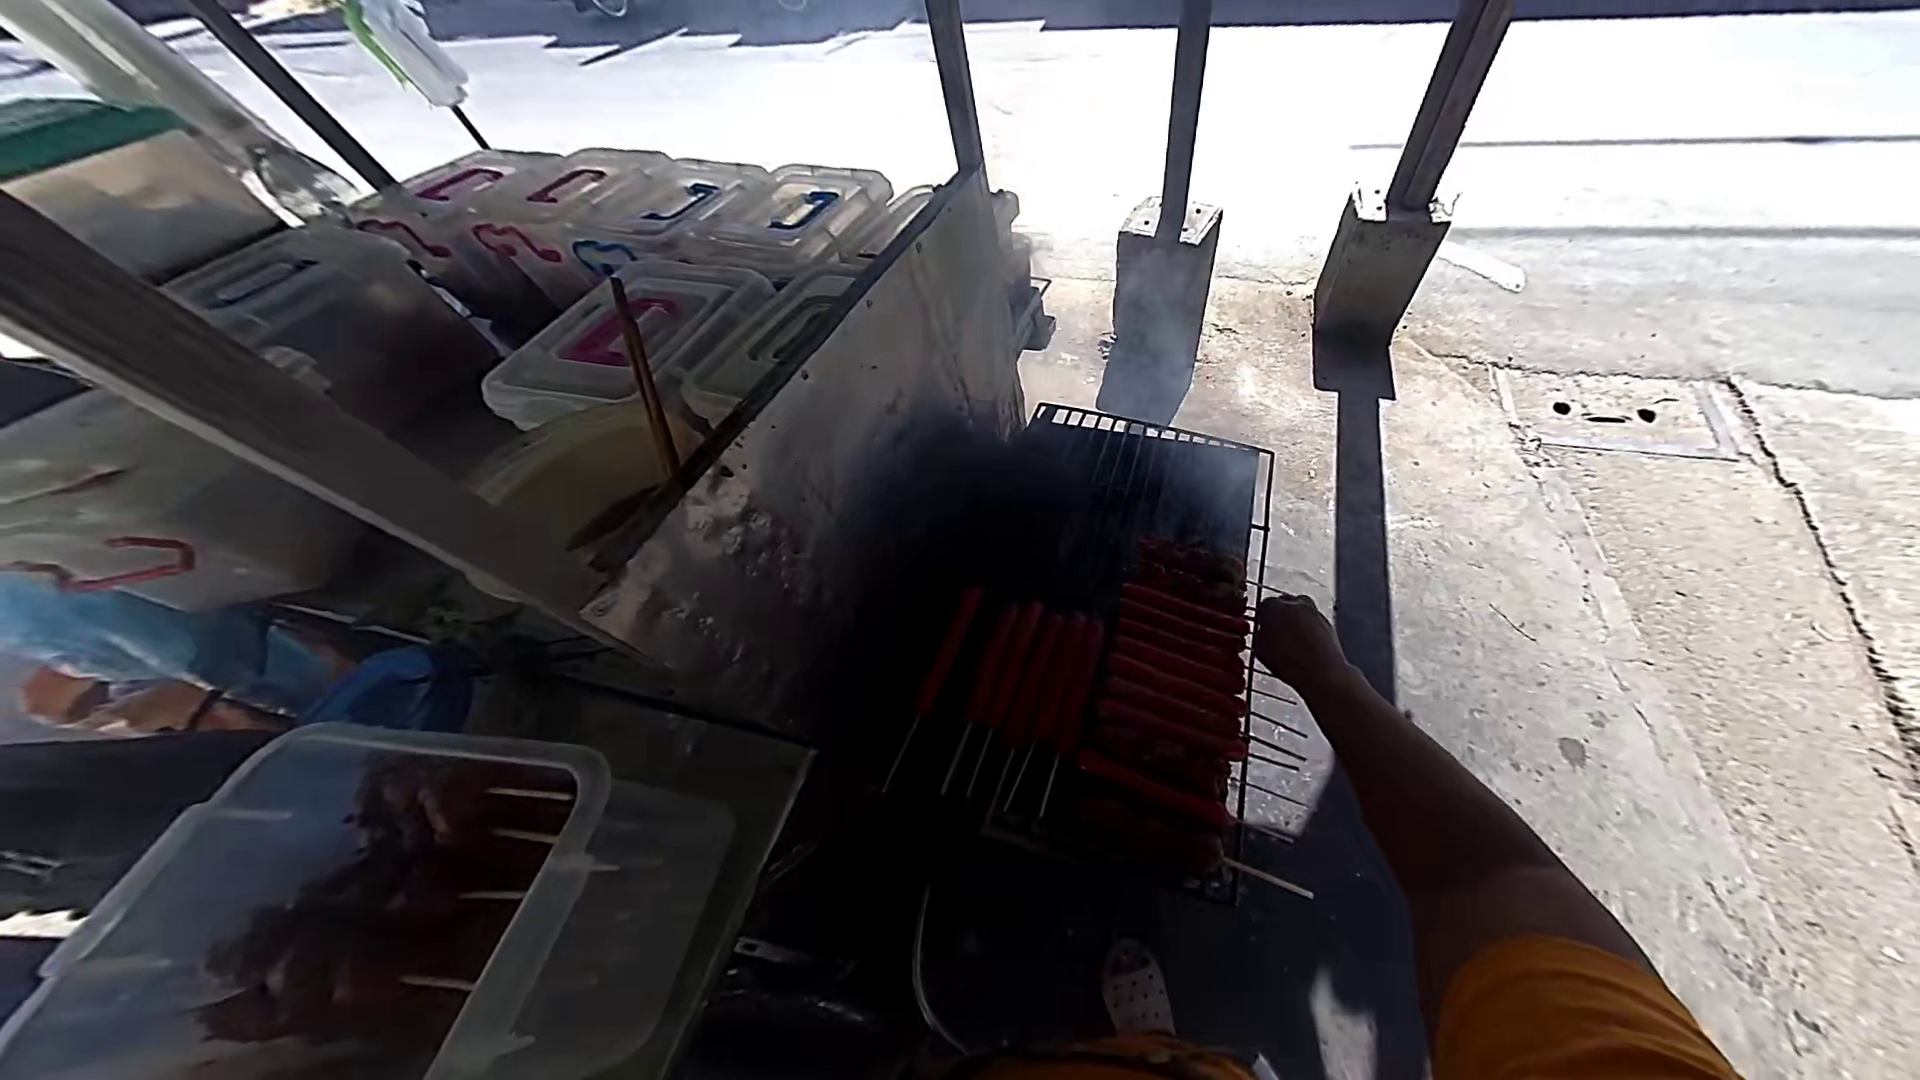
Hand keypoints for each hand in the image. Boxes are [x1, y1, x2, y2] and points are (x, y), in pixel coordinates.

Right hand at [1254, 594, 1350, 693]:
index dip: (1262, 618)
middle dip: (1280, 614)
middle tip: (1276, 631)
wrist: (1322, 673)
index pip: (1264, 605)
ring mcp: (1313, 611)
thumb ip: (1259, 633)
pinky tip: (1304, 643)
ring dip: (1295, 619)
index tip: (1262, 627)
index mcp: (1273, 607)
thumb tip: (1263, 632)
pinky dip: (1308, 627)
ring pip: (1299, 610)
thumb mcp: (1260, 649)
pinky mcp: (1327, 622)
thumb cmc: (1289, 662)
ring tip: (1291, 639)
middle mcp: (1294, 603)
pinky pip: (1312, 620)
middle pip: (1284, 603)